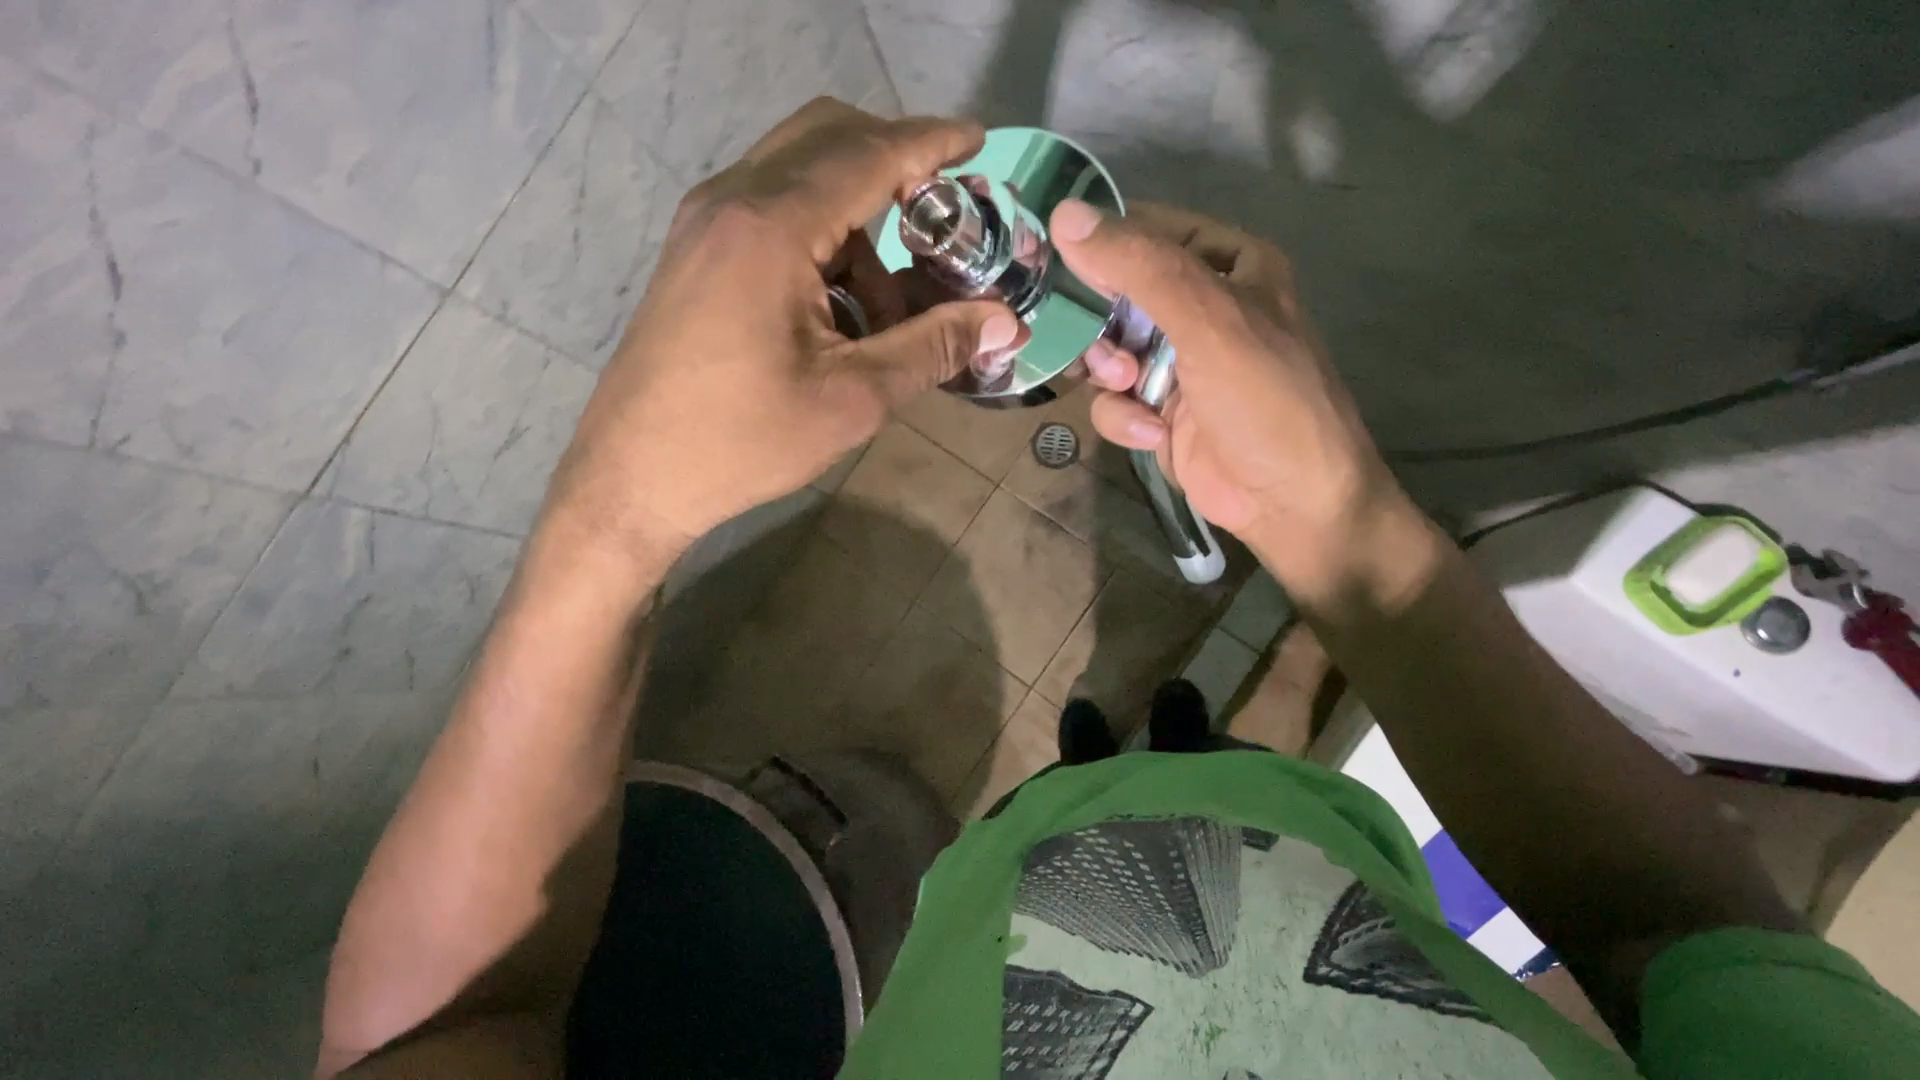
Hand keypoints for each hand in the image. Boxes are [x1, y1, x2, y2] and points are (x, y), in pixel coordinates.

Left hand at [542, 99, 1019, 563]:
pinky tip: (840, 313)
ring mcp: (705, 222)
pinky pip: (773, 210)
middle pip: (829, 137)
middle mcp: (732, 202)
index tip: (980, 142)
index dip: (932, 143)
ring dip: (860, 220)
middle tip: (944, 216)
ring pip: (801, 176)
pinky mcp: (696, 250)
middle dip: (895, 163)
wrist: (634, 476)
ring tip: (890, 312)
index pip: (869, 154)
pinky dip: (822, 238)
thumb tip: (1005, 321)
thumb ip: (932, 348)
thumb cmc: (742, 442)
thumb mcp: (852, 400)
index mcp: (771, 228)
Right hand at [1053, 199, 1426, 606]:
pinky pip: (1114, 399)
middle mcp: (1201, 306)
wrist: (1292, 501)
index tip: (1044, 257)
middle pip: (1114, 292)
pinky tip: (1152, 434)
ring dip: (1106, 370)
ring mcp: (1178, 361)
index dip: (1096, 242)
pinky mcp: (1160, 410)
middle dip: (1097, 321)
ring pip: (1104, 348)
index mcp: (1228, 264)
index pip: (1145, 229)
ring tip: (1129, 387)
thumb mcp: (1210, 321)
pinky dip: (1123, 417)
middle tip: (1093, 338)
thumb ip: (1141, 267)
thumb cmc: (1265, 399)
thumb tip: (1065, 215)